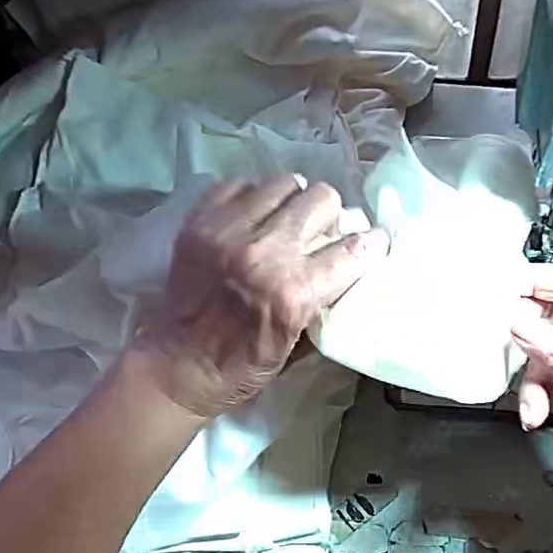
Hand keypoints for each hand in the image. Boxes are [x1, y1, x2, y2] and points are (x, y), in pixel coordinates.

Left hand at [131, 176, 387, 417]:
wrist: (179, 367)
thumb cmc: (242, 368)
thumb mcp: (296, 347)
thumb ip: (323, 302)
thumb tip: (349, 268)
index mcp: (292, 293)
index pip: (352, 249)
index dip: (371, 244)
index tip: (374, 242)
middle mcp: (263, 252)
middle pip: (322, 199)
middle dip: (329, 218)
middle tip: (320, 234)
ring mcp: (228, 231)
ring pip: (284, 183)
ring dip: (292, 203)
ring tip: (284, 223)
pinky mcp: (200, 221)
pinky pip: (240, 184)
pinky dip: (252, 199)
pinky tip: (251, 221)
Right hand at [512, 263, 552, 486]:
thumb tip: (521, 324)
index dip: (539, 285)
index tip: (504, 293)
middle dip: (533, 346)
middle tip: (512, 355)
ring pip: (547, 356)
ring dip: (536, 383)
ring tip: (536, 406)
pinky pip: (550, 382)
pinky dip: (542, 399)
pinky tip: (544, 414)